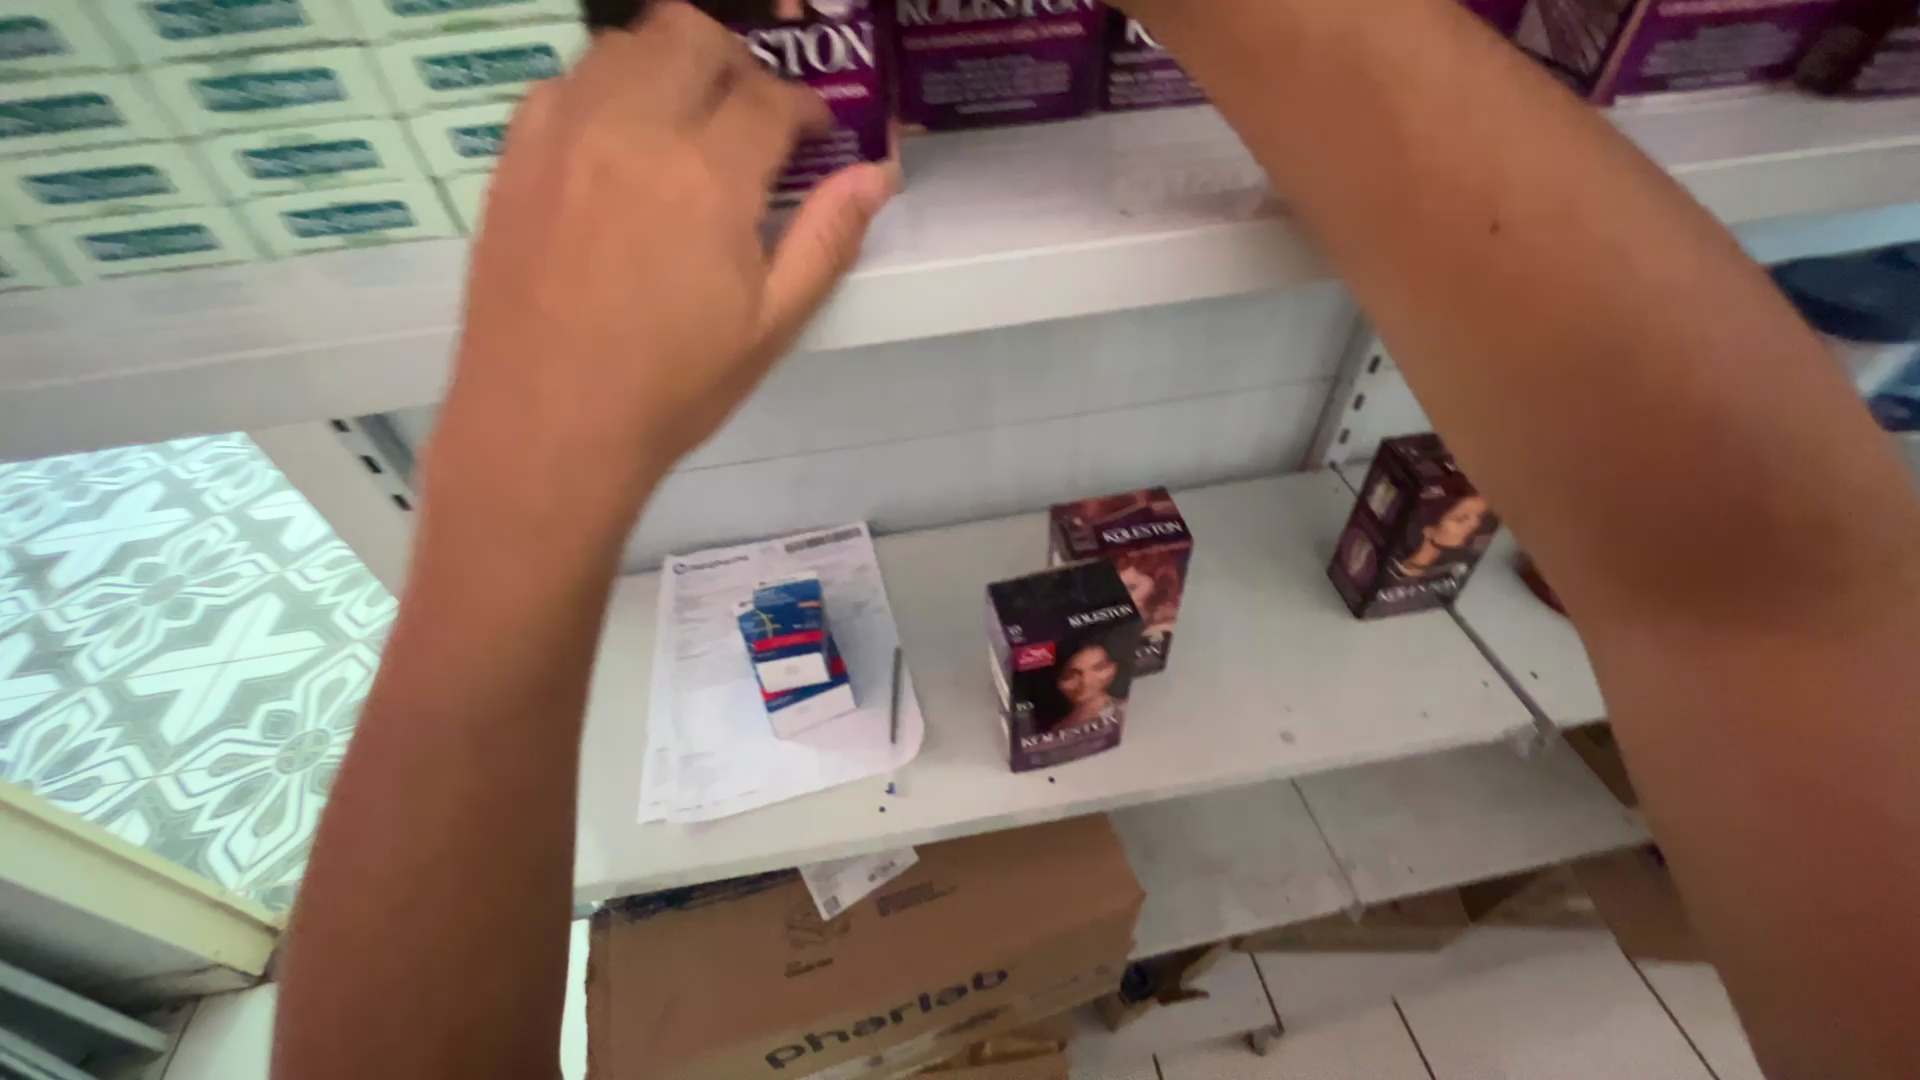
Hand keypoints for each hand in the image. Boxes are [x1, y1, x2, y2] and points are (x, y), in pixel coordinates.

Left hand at [432, 2, 893, 527]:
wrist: (550, 423)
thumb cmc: (675, 387)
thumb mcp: (771, 325)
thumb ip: (827, 239)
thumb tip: (878, 175)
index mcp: (708, 177)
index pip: (769, 98)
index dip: (806, 108)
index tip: (818, 132)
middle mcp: (632, 128)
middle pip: (691, 35)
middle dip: (739, 62)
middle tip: (757, 115)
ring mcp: (563, 132)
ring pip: (624, 43)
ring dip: (672, 65)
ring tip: (692, 123)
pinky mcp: (515, 153)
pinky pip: (567, 80)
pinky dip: (609, 90)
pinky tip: (623, 147)